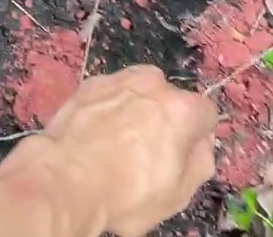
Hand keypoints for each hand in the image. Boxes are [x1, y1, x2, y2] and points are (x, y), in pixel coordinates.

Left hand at [28, 65, 219, 236]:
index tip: (184, 153)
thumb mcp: (179, 193)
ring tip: (120, 141)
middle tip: (149, 150)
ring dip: (137, 108)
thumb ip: (200, 162)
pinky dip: (109, 107)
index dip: (198, 135)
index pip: (206, 112)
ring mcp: (118, 79)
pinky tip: (98, 132)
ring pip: (139, 91)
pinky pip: (111, 92)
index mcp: (181, 109)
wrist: (67, 176)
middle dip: (165, 119)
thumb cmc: (128, 192)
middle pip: (170, 98)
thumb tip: (201, 143)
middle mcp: (152, 83)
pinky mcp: (90, 82)